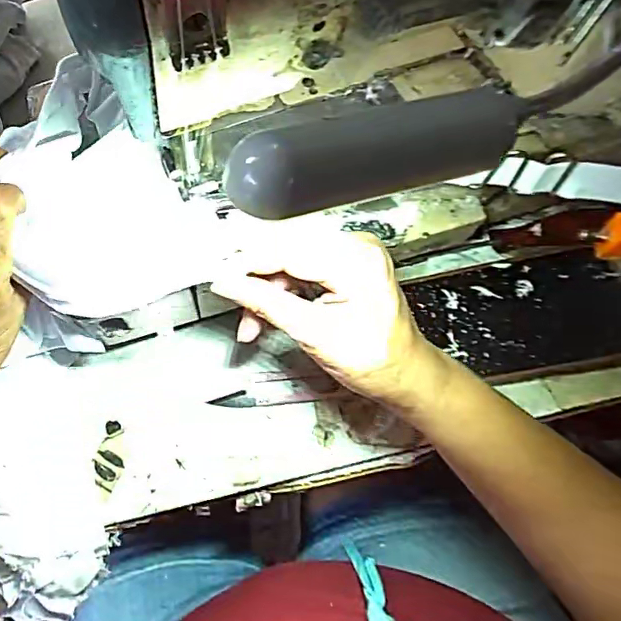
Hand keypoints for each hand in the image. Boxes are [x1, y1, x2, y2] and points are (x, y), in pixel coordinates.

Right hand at [208, 231, 453, 414]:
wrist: (402, 374)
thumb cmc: (377, 359)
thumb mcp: (312, 333)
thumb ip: (265, 303)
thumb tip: (229, 283)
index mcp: (355, 260)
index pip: (285, 249)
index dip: (245, 261)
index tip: (217, 271)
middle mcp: (354, 247)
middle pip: (283, 247)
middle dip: (250, 272)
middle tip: (221, 281)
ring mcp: (348, 253)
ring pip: (284, 258)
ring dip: (260, 288)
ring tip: (248, 317)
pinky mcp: (339, 263)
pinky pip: (295, 266)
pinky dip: (276, 289)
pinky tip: (262, 312)